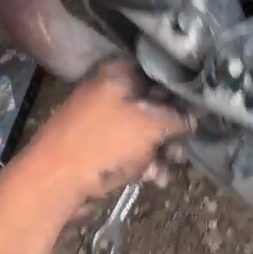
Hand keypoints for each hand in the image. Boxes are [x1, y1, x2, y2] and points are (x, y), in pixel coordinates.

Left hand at [15, 59, 189, 205]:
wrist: (54, 180)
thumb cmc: (104, 143)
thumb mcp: (149, 125)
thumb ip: (175, 118)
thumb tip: (191, 119)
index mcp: (116, 73)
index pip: (157, 73)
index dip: (180, 91)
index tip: (199, 109)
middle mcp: (108, 92)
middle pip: (151, 104)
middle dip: (172, 128)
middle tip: (186, 146)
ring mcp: (99, 122)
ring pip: (141, 131)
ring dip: (160, 150)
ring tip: (173, 167)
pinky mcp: (95, 148)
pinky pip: (126, 150)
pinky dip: (143, 163)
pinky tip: (156, 179)